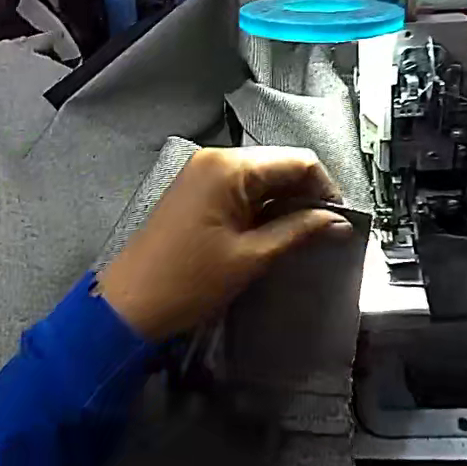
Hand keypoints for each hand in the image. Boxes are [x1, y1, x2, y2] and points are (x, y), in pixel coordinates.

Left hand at [98, 148, 352, 339]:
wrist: (127, 307)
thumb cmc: (188, 282)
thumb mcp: (252, 257)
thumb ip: (299, 230)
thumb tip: (339, 222)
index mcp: (230, 168)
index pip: (298, 161)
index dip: (325, 188)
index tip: (339, 220)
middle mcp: (217, 159)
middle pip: (281, 165)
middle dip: (307, 195)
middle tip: (325, 231)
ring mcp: (203, 172)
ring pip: (264, 177)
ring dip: (286, 202)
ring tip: (301, 235)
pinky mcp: (197, 189)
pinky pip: (243, 187)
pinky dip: (263, 206)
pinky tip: (272, 231)